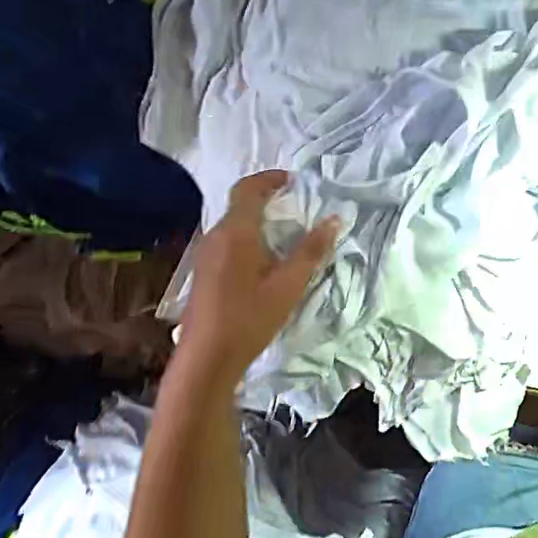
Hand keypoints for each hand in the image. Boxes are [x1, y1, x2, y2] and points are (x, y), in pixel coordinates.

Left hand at [175, 171, 338, 388]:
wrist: (206, 358)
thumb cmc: (249, 318)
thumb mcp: (288, 285)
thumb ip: (311, 251)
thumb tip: (334, 219)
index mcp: (236, 232)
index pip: (248, 189)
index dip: (270, 178)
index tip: (293, 180)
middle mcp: (215, 236)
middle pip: (239, 205)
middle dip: (267, 200)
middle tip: (295, 207)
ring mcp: (205, 255)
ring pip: (232, 225)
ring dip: (256, 221)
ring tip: (284, 235)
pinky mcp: (202, 273)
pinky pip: (226, 242)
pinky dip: (247, 239)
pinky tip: (262, 262)